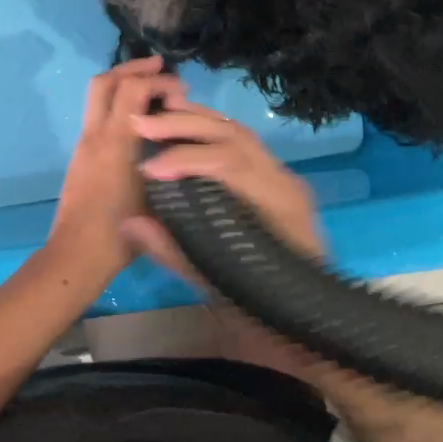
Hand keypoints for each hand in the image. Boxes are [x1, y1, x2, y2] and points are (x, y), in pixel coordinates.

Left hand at [46, 56, 183, 275]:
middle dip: (132, 69)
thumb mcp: (158, 202)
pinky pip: (97, 118)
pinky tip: (140, 124)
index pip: (132, 89)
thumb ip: (170, 167)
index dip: (157, 81)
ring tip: (152, 93)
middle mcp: (95, 137)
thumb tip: (185, 146)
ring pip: (96, 99)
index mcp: (116, 144)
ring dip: (123, 87)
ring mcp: (83, 147)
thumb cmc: (121, 235)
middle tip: (159, 69)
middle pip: (104, 83)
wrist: (76, 256)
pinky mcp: (79, 159)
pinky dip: (117, 108)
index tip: (181, 91)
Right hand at [120, 98, 330, 378]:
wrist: (312, 324)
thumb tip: (130, 223)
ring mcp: (280, 179)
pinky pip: (239, 145)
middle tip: (139, 123)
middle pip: (234, 136)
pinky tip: (179, 132)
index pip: (231, 162)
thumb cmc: (268, 309)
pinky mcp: (271, 182)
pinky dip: (206, 132)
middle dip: (184, 125)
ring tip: (153, 117)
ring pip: (238, 133)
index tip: (147, 168)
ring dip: (194, 121)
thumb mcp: (219, 286)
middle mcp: (283, 182)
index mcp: (278, 205)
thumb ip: (174, 252)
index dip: (186, 158)